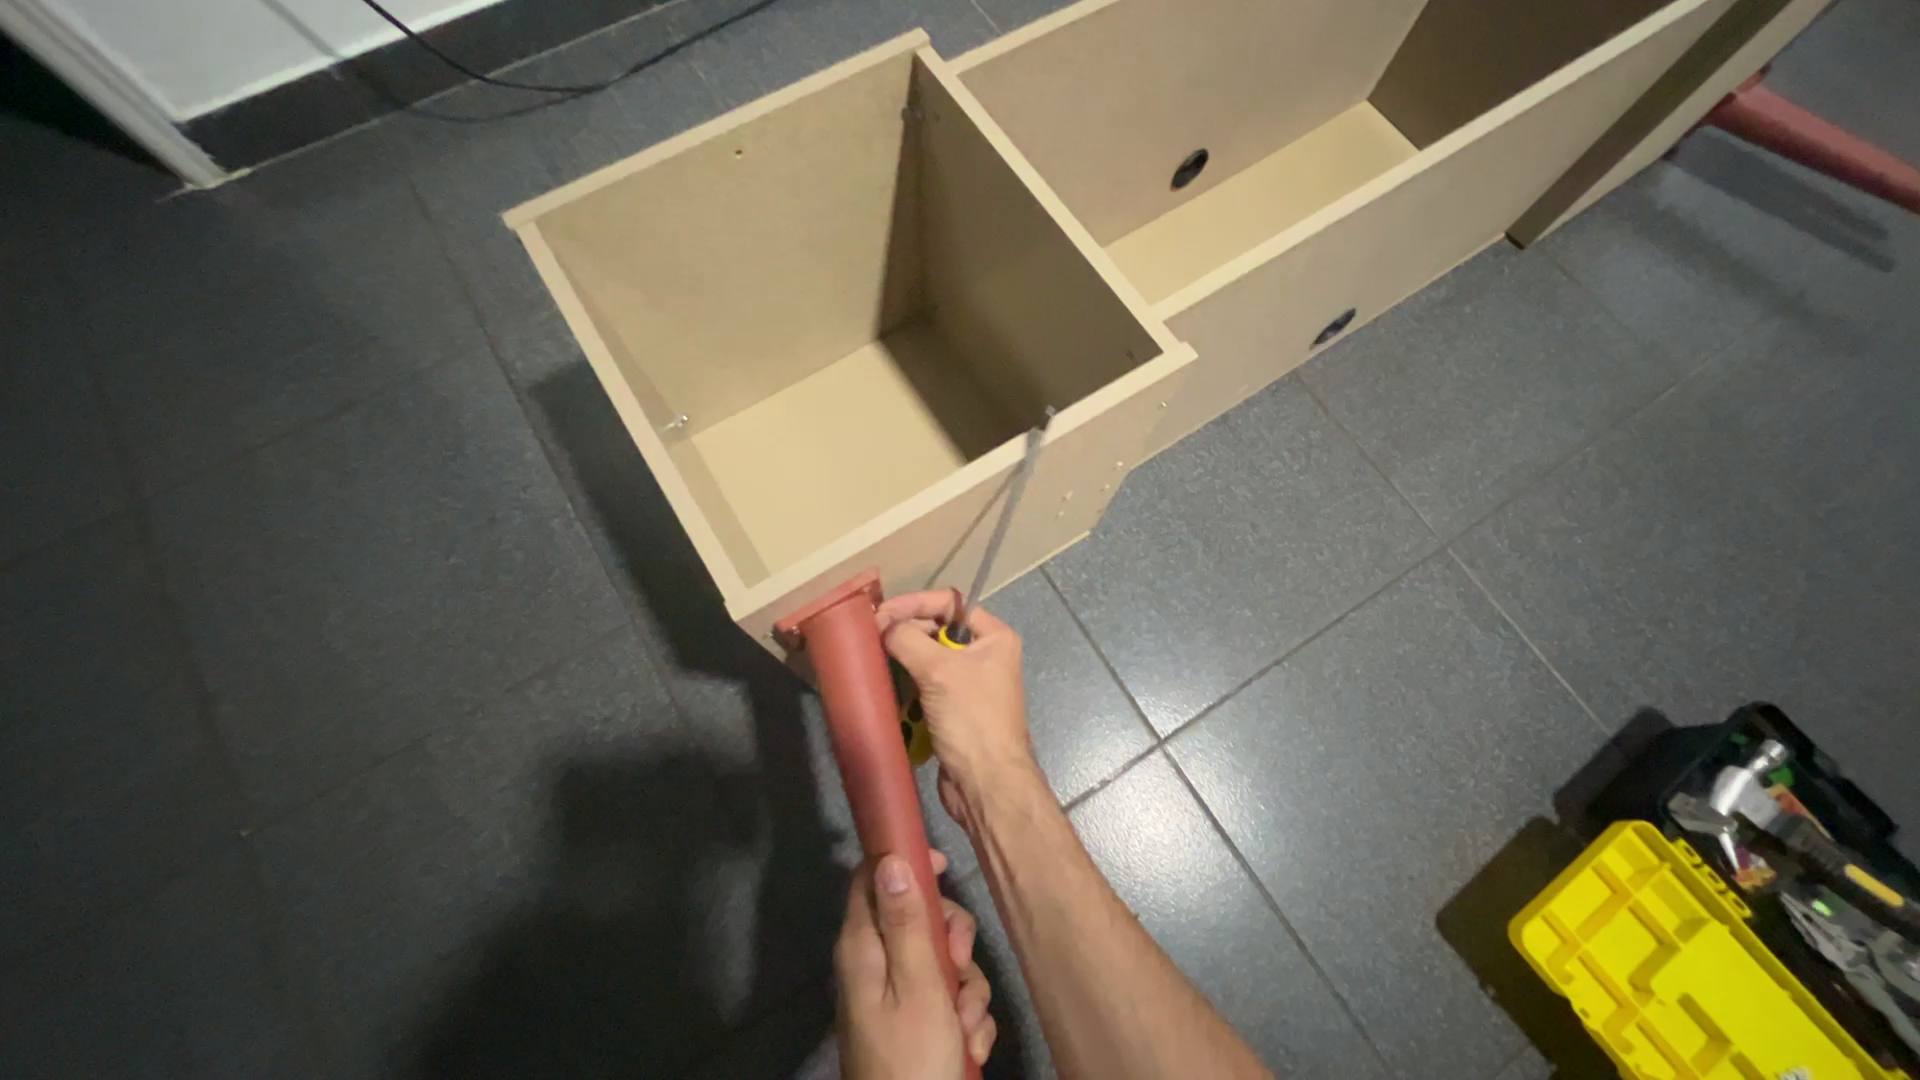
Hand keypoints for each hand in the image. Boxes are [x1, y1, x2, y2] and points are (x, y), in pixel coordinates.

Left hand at [837, 851, 995, 1079]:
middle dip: (952, 939)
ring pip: (941, 958)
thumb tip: (889, 856)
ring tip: (966, 1027)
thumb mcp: (917, 985)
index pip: (872, 876)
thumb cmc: (911, 1060)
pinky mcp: (916, 1021)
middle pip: (917, 916)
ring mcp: (895, 994)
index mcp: (863, 946)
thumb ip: (906, 920)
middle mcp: (874, 962)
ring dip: (966, 988)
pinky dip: (965, 1016)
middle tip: (959, 967)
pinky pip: (948, 996)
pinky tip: (969, 1045)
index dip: (905, 859)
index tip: (943, 866)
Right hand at [877, 591, 1039, 824]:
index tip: (882, 612)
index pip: (951, 603)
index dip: (916, 603)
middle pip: (937, 629)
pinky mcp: (953, 709)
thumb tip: (883, 626)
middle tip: (871, 636)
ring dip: (902, 658)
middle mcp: (985, 655)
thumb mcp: (939, 671)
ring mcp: (969, 684)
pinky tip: (886, 684)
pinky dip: (906, 683)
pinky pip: (924, 685)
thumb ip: (908, 639)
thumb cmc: (971, 719)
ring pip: (927, 658)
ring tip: (874, 658)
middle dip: (905, 631)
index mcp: (994, 637)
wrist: (986, 784)